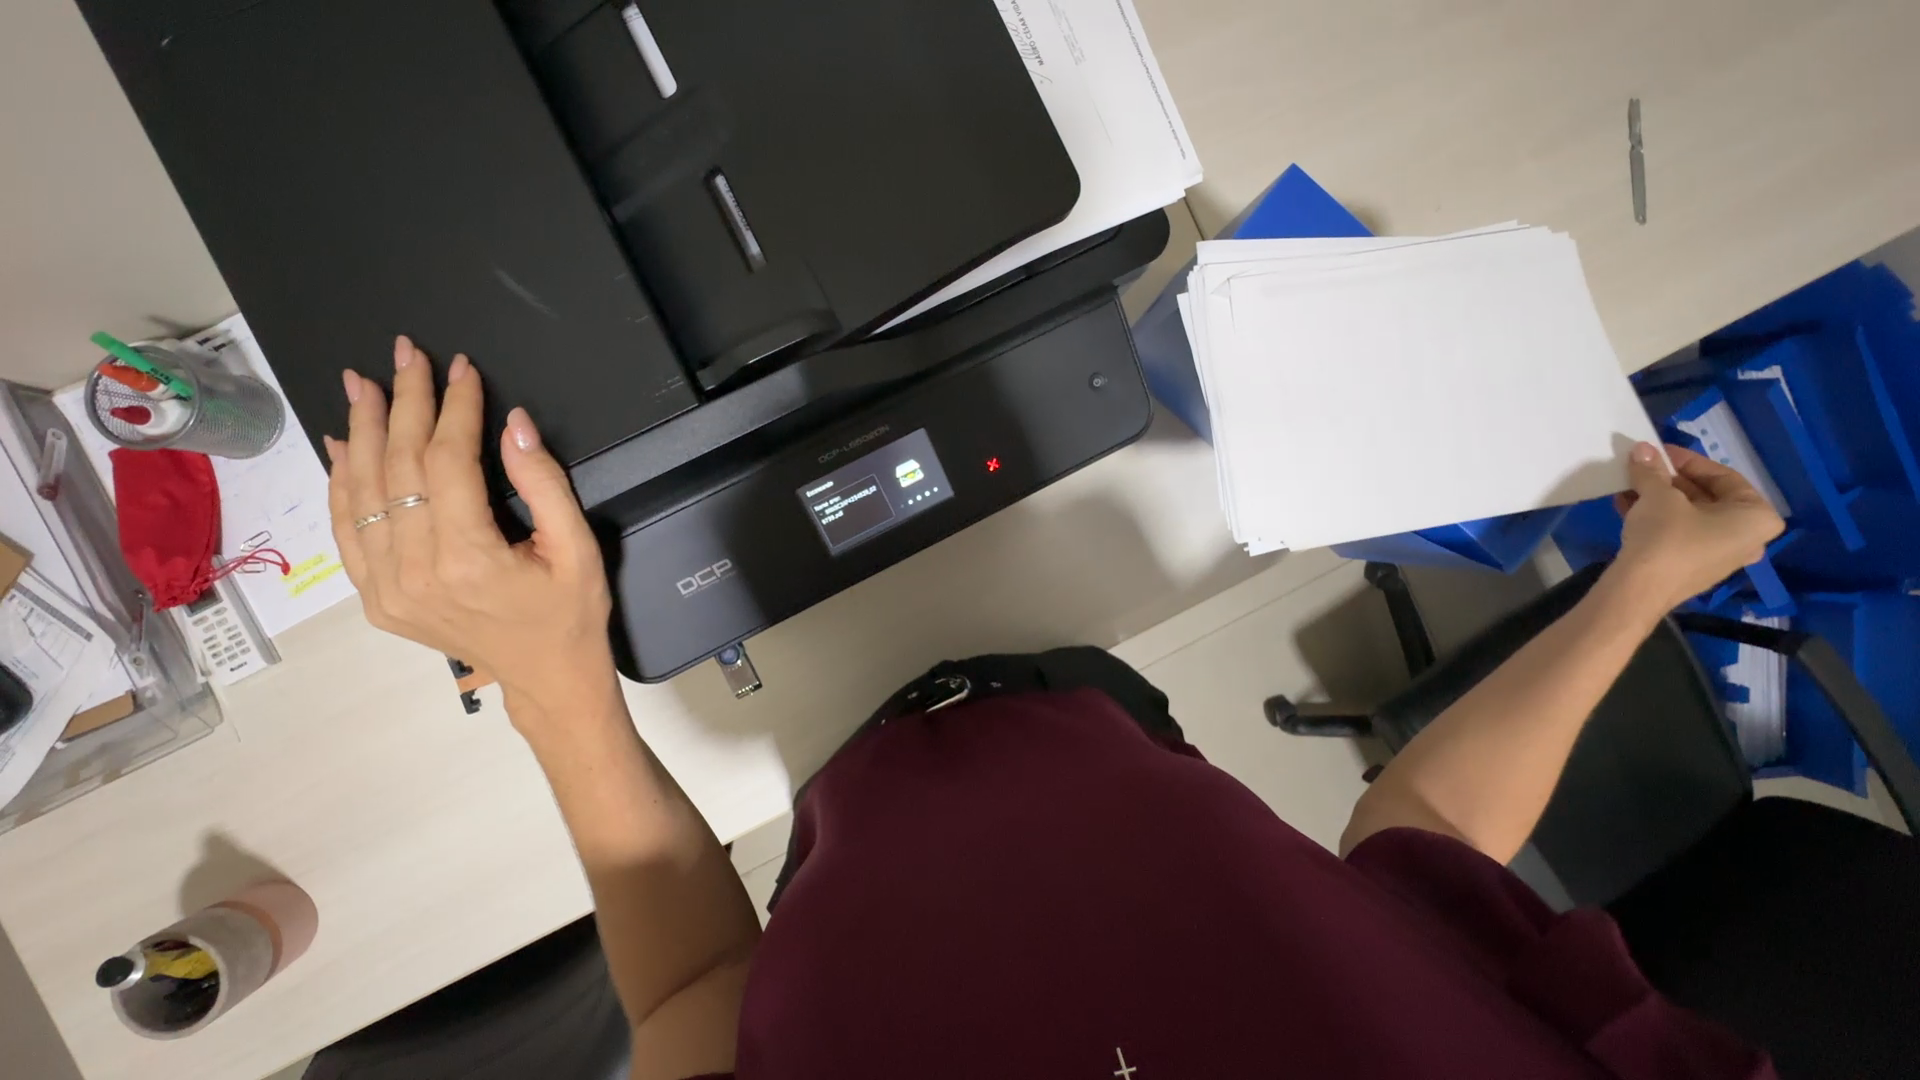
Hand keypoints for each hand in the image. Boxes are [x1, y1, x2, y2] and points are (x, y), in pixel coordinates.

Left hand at [325, 336, 619, 725]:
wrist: (546, 677)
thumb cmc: (572, 613)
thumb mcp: (578, 548)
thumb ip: (544, 485)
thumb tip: (513, 424)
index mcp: (469, 559)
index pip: (447, 463)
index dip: (453, 409)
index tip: (462, 369)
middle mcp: (414, 572)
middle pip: (398, 469)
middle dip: (403, 404)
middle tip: (404, 355)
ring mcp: (386, 589)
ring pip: (362, 493)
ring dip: (363, 432)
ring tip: (363, 384)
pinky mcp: (376, 598)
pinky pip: (348, 529)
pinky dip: (343, 482)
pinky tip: (345, 443)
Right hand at [1610, 441, 1784, 611]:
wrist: (1641, 589)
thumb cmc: (1666, 537)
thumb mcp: (1658, 497)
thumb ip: (1652, 471)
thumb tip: (1641, 448)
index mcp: (1757, 516)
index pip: (1723, 477)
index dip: (1686, 461)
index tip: (1658, 452)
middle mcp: (1748, 535)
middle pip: (1706, 497)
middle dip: (1669, 481)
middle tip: (1642, 469)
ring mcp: (1721, 554)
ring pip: (1689, 515)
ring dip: (1658, 498)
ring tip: (1629, 486)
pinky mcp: (1692, 566)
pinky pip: (1678, 533)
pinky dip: (1657, 518)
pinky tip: (1628, 507)